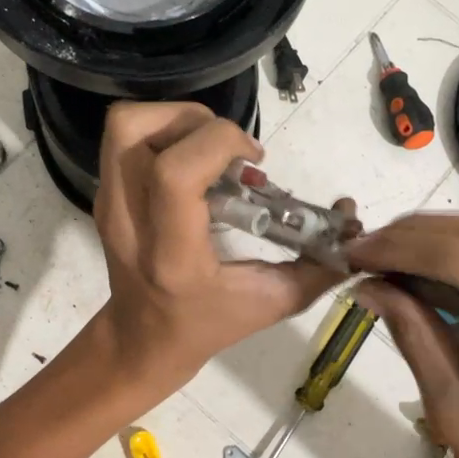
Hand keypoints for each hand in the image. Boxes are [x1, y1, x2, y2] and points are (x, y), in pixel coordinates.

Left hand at [90, 101, 345, 393]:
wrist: (142, 340)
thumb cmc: (207, 325)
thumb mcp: (271, 304)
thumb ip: (318, 268)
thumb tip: (354, 224)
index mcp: (171, 255)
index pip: (176, 173)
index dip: (219, 143)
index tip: (254, 160)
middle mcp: (129, 222)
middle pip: (137, 131)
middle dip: (197, 120)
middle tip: (233, 149)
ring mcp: (109, 204)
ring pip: (125, 124)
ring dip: (176, 118)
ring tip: (213, 145)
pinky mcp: (104, 193)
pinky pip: (125, 136)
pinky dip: (164, 130)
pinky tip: (195, 159)